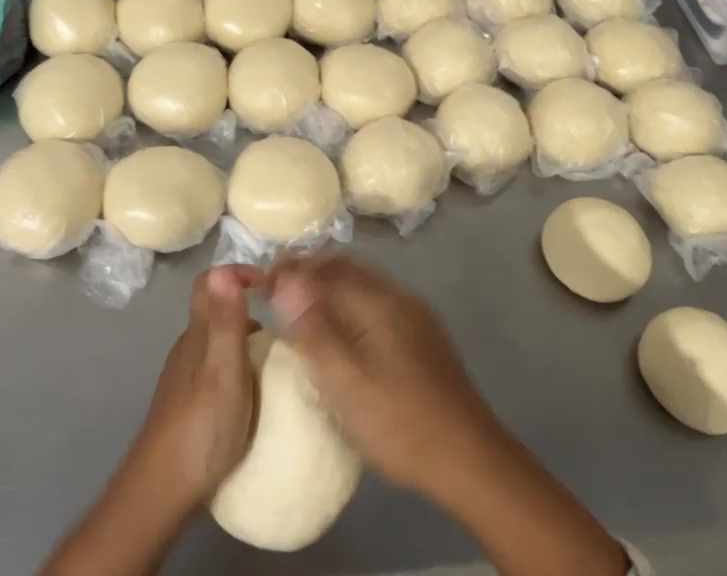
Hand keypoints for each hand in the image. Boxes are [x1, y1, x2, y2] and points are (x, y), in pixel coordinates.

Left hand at [126, 264, 263, 510]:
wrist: (163, 490)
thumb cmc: (200, 428)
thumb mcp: (223, 371)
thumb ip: (225, 322)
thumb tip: (224, 269)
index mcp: (197, 336)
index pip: (209, 284)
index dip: (238, 273)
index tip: (274, 285)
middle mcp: (189, 350)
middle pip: (216, 312)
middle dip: (250, 308)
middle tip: (290, 326)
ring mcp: (187, 379)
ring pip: (218, 343)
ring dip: (248, 341)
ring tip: (283, 360)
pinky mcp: (190, 406)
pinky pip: (219, 370)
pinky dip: (241, 369)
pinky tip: (260, 394)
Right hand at [268, 255, 503, 499]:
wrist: (470, 459)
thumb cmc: (399, 423)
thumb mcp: (346, 381)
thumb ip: (313, 329)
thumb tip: (285, 280)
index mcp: (379, 302)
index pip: (325, 269)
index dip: (289, 270)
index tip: (257, 282)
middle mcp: (399, 298)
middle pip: (346, 268)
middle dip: (309, 270)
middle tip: (273, 289)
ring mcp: (416, 317)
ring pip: (363, 284)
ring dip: (329, 285)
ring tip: (298, 308)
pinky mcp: (423, 338)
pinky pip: (376, 303)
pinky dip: (348, 303)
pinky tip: (337, 330)